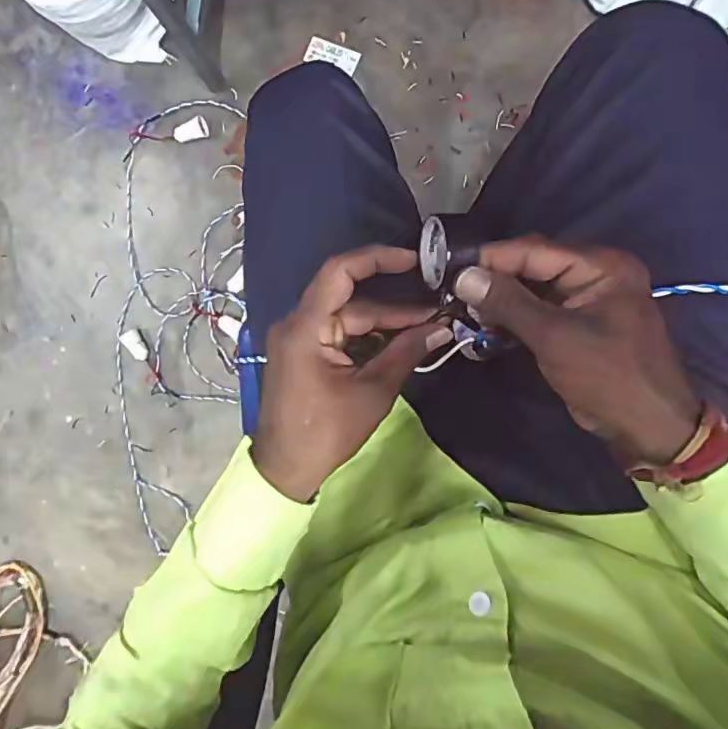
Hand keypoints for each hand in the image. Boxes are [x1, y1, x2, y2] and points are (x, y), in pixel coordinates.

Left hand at [253, 246, 452, 501]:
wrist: (286, 470)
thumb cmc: (326, 433)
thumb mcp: (373, 392)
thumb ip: (406, 353)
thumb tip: (441, 328)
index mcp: (305, 327)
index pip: (339, 272)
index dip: (377, 258)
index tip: (414, 260)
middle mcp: (296, 324)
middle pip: (350, 301)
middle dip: (395, 308)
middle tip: (437, 313)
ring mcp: (297, 338)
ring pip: (347, 319)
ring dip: (384, 325)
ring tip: (427, 329)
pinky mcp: (302, 353)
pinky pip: (338, 334)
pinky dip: (367, 338)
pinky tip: (399, 343)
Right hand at [453, 237, 701, 464]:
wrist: (647, 427)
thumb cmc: (608, 377)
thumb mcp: (554, 337)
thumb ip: (508, 303)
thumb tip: (464, 276)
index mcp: (602, 266)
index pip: (535, 249)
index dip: (491, 257)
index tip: (450, 268)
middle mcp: (595, 274)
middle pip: (532, 265)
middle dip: (493, 278)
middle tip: (452, 290)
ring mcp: (586, 299)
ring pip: (531, 288)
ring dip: (499, 299)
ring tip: (463, 310)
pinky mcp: (576, 323)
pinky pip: (537, 309)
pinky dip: (512, 316)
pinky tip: (484, 325)